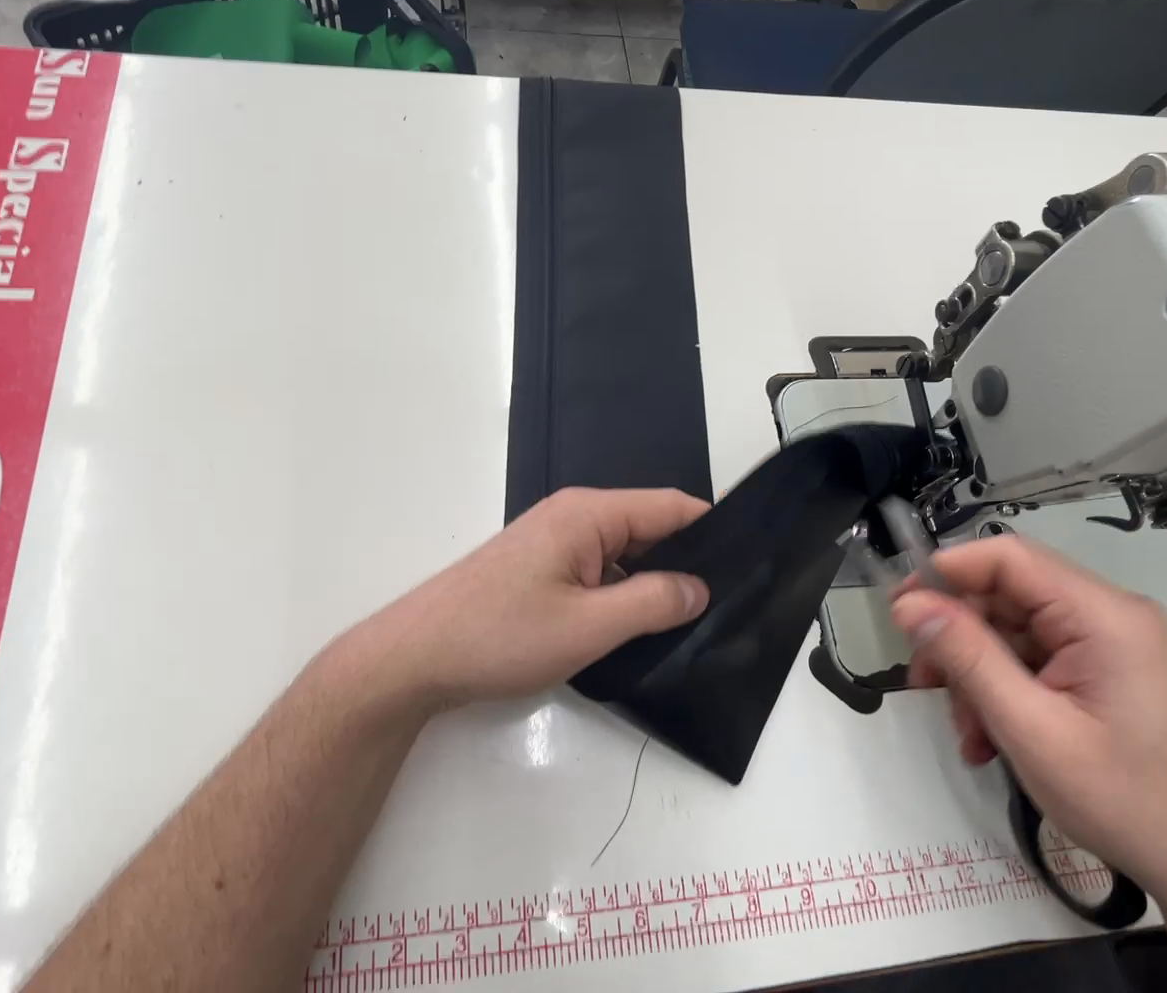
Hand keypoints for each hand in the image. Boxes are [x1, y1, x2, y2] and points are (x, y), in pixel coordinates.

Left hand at [365, 488, 710, 708]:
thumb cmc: (500, 636)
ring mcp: (552, 545)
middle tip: (727, 610)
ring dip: (651, 586)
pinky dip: (620, 597)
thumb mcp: (588, 625)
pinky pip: (597, 575)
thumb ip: (651, 602)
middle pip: (649, 530)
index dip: (714, 532)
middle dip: (685, 565)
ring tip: (690, 627)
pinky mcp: (539, 573)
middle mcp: (572, 518)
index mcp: (588, 514)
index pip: (672, 506)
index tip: (751, 567)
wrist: (415, 658)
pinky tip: (638, 632)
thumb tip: (700, 587)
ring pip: (624, 557)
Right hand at [891, 537, 1166, 894]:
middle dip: (957, 638)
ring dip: (974, 675)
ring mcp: (1107, 645)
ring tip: (966, 730)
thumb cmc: (1124, 799)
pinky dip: (1000, 692)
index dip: (946, 572)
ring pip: (1010, 632)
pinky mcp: (1102, 672)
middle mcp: (1108, 616)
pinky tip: (988, 738)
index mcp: (1103, 615)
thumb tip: (908, 605)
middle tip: (923, 684)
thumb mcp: (1029, 727)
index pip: (1008, 557)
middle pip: (1004, 596)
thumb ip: (967, 657)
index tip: (900, 611)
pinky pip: (1031, 661)